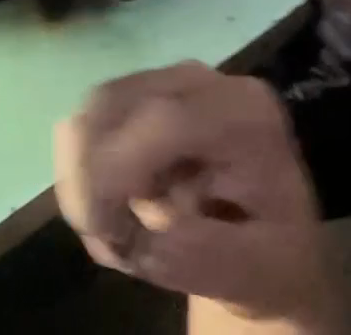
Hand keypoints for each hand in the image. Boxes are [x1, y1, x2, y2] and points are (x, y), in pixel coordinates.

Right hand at [54, 63, 339, 332]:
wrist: (264, 237)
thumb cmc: (270, 255)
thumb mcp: (259, 272)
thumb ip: (210, 257)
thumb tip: (151, 237)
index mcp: (244, 112)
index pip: (164, 120)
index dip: (117, 169)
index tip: (103, 230)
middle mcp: (198, 81)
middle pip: (111, 106)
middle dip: (90, 177)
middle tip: (107, 244)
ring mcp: (160, 79)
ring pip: (88, 114)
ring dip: (83, 177)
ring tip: (114, 232)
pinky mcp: (132, 91)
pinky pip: (83, 122)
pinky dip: (81, 170)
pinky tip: (109, 205)